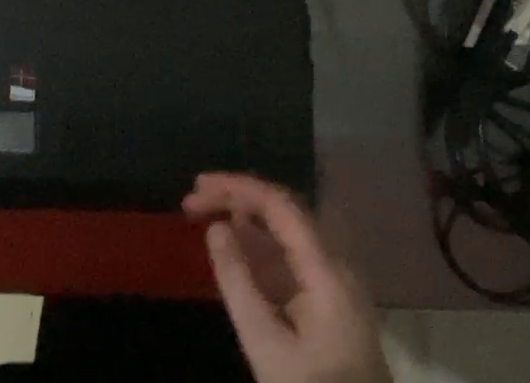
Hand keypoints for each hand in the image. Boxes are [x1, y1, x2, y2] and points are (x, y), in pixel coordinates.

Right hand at [183, 173, 389, 382]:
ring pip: (289, 233)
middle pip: (286, 213)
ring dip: (247, 219)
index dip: (238, 188)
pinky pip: (293, 257)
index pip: (281, 207)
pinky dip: (260, 245)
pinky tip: (234, 247)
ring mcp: (337, 285)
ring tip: (205, 214)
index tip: (197, 186)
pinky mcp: (331, 303)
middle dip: (239, 197)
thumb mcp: (265, 344)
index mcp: (327, 272)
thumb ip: (238, 282)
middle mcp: (337, 267)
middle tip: (193, 198)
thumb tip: (217, 227)